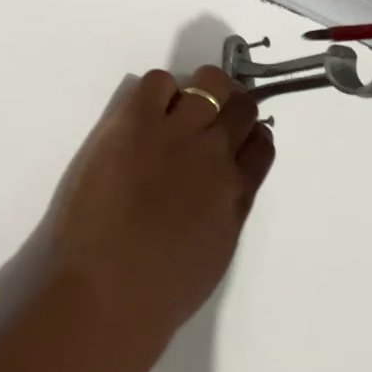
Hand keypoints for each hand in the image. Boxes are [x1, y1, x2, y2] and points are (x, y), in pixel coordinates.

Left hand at [45, 66, 276, 344]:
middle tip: (201, 118)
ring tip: (172, 109)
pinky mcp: (135, 123)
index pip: (260, 145)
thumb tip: (217, 192)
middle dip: (226, 107)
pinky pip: (157, 81)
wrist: (110, 290)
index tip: (233, 138)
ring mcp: (177, 134)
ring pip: (208, 84)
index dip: (247, 136)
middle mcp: (216, 155)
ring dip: (197, 92)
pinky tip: (140, 115)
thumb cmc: (159, 290)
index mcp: (237, 193)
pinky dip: (156, 92)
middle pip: (240, 107)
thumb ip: (223, 212)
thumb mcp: (214, 253)